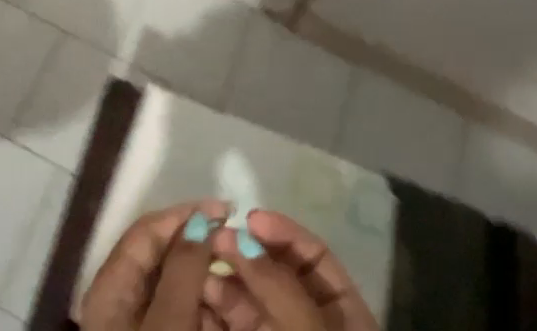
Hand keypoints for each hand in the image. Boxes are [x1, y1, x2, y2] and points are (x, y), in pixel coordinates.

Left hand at [80, 199, 232, 330]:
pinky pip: (190, 314)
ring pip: (183, 288)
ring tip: (245, 280)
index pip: (147, 230)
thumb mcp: (167, 321)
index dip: (185, 214)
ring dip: (214, 281)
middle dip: (205, 249)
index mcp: (111, 287)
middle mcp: (123, 300)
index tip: (227, 209)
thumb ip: (183, 271)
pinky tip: (238, 311)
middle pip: (167, 257)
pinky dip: (213, 309)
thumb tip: (202, 222)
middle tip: (242, 248)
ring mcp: (143, 323)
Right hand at [202, 209, 379, 330]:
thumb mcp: (310, 330)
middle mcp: (308, 320)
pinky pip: (227, 323)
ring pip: (245, 299)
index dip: (283, 233)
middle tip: (214, 236)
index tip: (251, 217)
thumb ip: (278, 286)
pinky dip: (208, 306)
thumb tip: (239, 238)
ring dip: (219, 277)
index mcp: (344, 314)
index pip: (314, 258)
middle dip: (243, 252)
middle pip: (273, 275)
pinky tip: (191, 290)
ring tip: (195, 262)